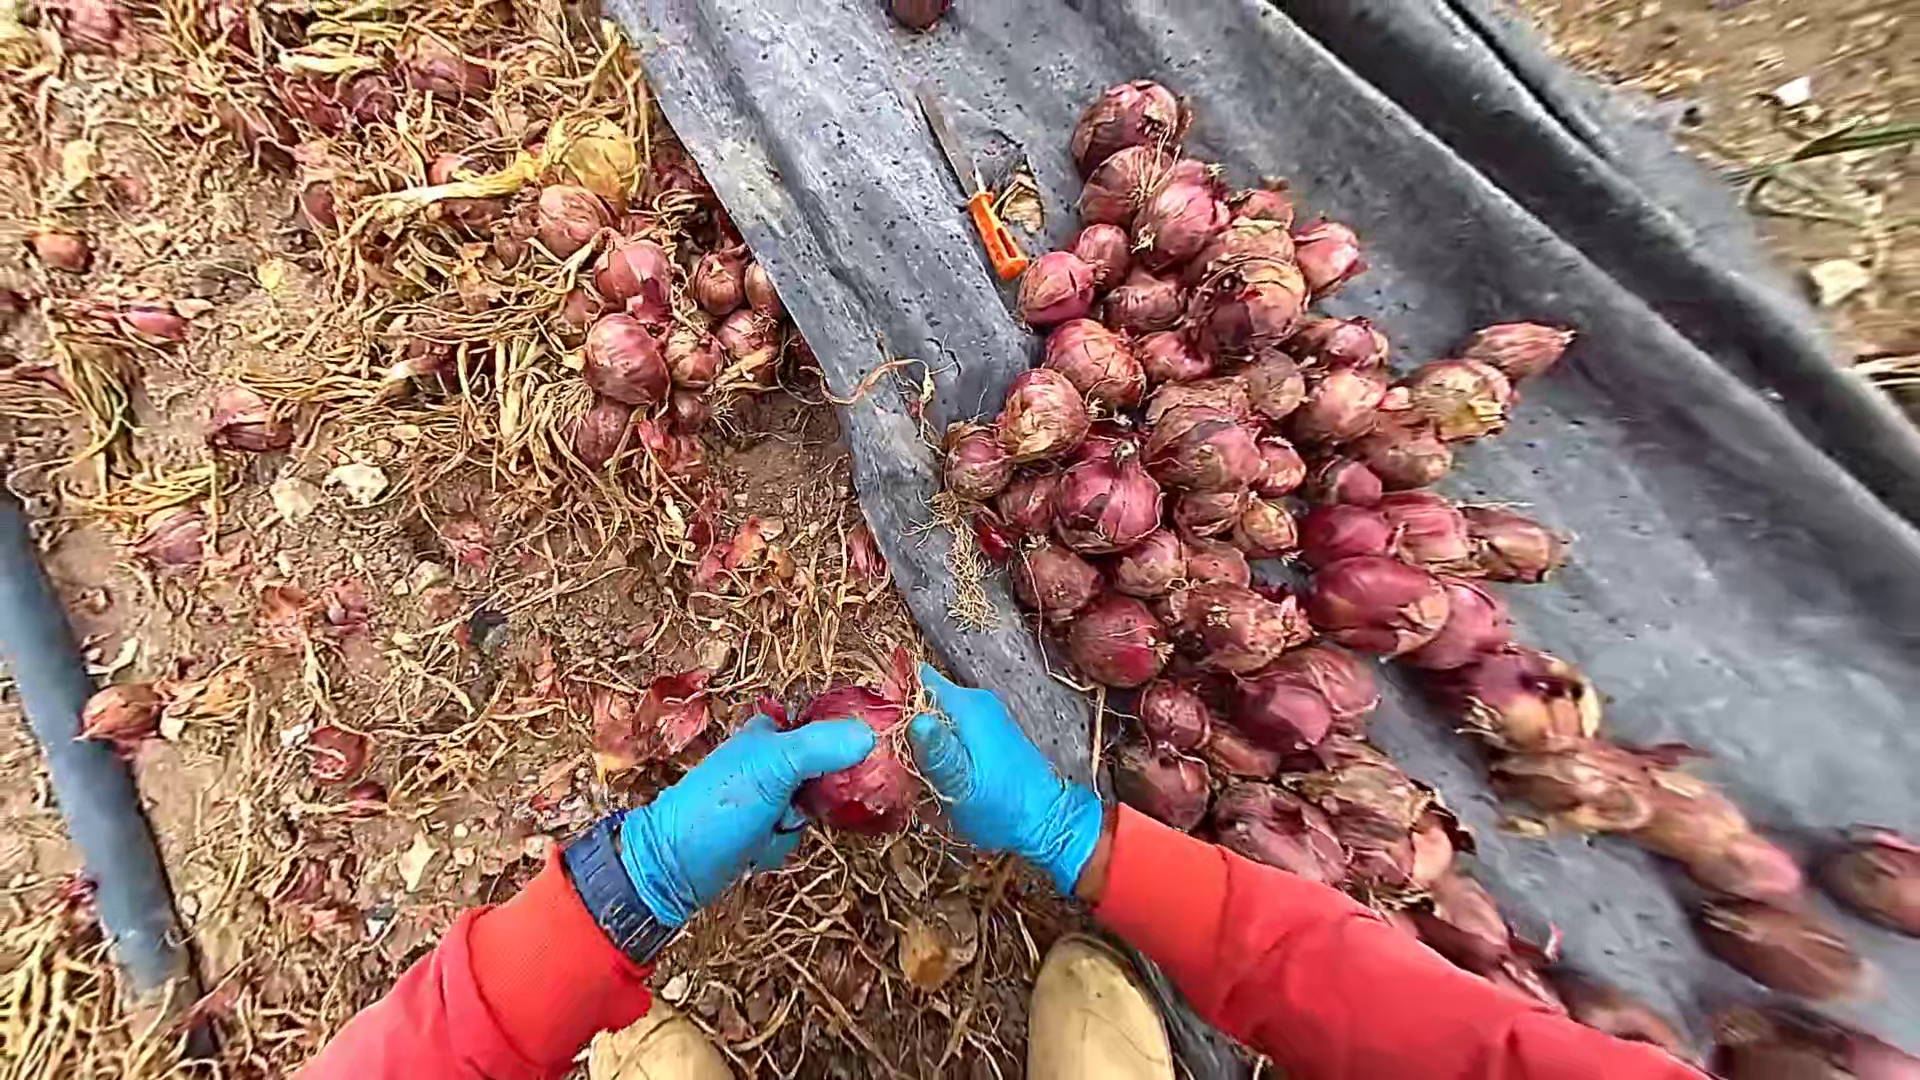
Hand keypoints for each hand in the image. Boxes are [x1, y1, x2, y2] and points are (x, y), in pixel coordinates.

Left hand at [617, 714, 874, 924]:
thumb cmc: (717, 808)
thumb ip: (820, 746)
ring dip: (798, 823)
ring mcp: (770, 791)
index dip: (848, 742)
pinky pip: (798, 830)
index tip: (857, 763)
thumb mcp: (773, 768)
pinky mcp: (766, 824)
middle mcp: (774, 755)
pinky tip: (760, 847)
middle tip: (797, 804)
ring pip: (817, 802)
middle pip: (831, 767)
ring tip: (772, 827)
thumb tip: (869, 734)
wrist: (668, 872)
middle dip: (819, 794)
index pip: (830, 722)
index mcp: (774, 728)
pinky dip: (784, 843)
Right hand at [908, 664, 1103, 893]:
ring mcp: (983, 713)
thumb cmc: (1002, 807)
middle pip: (922, 695)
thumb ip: (937, 751)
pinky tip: (930, 768)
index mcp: (965, 706)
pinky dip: (935, 741)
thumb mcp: (962, 785)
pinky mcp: (987, 729)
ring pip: (935, 712)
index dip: (891, 694)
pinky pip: (950, 725)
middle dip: (901, 718)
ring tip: (905, 764)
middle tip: (885, 751)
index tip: (873, 720)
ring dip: (918, 734)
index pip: (917, 678)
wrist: (1047, 819)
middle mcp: (973, 700)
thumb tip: (913, 718)